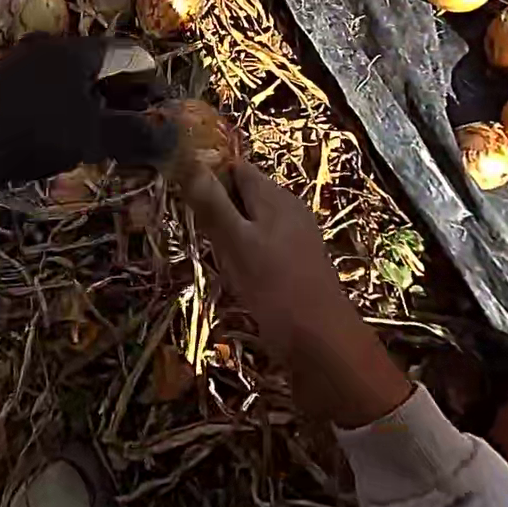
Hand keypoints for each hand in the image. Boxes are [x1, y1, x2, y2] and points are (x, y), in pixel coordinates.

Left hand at [0, 34, 173, 195]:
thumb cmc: (26, 135)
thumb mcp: (89, 137)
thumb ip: (136, 135)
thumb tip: (174, 136)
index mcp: (78, 51)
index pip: (135, 57)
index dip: (153, 87)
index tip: (158, 118)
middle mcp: (54, 46)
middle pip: (107, 66)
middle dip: (127, 98)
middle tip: (135, 133)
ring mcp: (27, 61)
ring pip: (80, 79)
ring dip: (100, 105)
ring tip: (106, 139)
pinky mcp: (7, 80)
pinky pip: (54, 88)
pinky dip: (72, 108)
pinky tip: (69, 136)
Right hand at [180, 161, 411, 427]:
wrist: (324, 344)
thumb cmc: (275, 288)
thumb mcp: (236, 243)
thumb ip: (213, 203)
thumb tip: (192, 162)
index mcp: (273, 196)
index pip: (236, 167)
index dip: (209, 175)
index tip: (183, 197)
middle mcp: (288, 208)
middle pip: (244, 193)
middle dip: (217, 207)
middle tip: (195, 231)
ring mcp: (296, 235)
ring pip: (252, 221)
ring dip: (229, 233)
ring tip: (212, 256)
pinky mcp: (297, 262)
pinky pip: (263, 245)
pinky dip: (245, 253)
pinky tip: (236, 276)